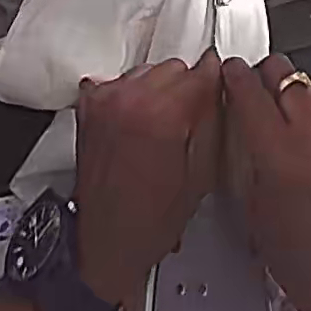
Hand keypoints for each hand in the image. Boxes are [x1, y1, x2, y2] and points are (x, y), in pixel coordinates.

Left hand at [72, 50, 221, 304]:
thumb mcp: (202, 173)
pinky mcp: (90, 104)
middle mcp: (131, 98)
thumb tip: (221, 85)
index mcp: (163, 113)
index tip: (216, 95)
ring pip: (150, 71)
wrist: (104, 243)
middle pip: (177, 68)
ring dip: (159, 91)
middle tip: (186, 124)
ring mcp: (107, 99)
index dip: (216, 86)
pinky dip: (131, 95)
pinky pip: (122, 81)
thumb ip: (215, 120)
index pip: (204, 71)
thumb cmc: (150, 219)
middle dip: (187, 90)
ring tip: (158, 127)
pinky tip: (136, 122)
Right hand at [222, 54, 310, 310]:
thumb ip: (243, 147)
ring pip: (306, 87)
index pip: (252, 90)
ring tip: (277, 118)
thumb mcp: (250, 200)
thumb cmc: (295, 255)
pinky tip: (302, 139)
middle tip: (253, 87)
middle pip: (284, 72)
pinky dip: (310, 115)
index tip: (231, 71)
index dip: (236, 74)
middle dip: (263, 75)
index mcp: (280, 156)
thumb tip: (238, 109)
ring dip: (287, 94)